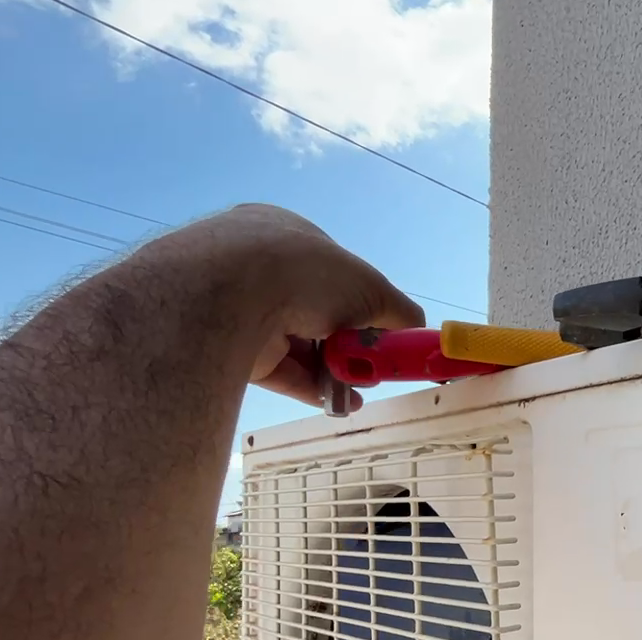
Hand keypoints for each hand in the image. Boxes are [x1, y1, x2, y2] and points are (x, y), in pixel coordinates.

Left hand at [139, 204, 424, 406]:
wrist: (224, 293)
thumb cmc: (306, 273)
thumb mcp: (374, 287)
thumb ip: (400, 311)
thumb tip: (417, 328)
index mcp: (285, 233)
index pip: (334, 271)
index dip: (364, 301)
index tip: (383, 329)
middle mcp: (258, 264)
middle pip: (320, 310)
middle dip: (352, 339)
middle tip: (375, 361)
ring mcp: (238, 303)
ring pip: (302, 342)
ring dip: (338, 367)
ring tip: (362, 386)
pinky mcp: (229, 343)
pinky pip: (281, 369)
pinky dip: (315, 387)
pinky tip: (344, 402)